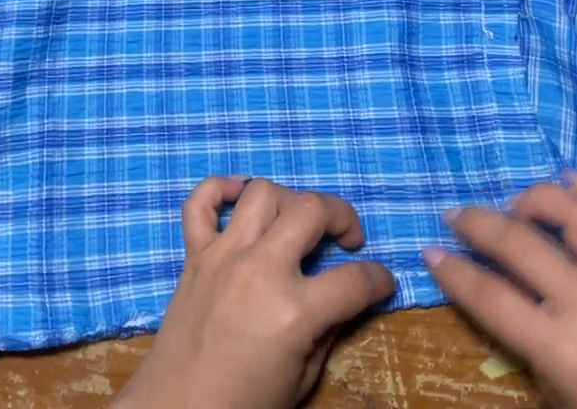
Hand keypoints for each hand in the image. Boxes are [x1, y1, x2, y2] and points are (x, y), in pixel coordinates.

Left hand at [114, 177, 396, 408]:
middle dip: (343, 216)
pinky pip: (200, 203)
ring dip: (289, 200)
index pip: (355, 279)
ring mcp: (223, 255)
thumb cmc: (246, 403)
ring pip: (262, 192)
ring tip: (296, 223)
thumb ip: (328, 329)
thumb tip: (346, 297)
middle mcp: (261, 270)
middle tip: (347, 238)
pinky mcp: (194, 255)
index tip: (382, 281)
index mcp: (294, 312)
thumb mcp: (304, 377)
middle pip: (312, 210)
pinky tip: (239, 194)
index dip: (378, 279)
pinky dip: (219, 188)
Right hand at [425, 175, 576, 408]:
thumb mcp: (558, 398)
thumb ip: (524, 346)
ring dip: (539, 198)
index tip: (429, 251)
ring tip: (519, 206)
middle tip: (457, 215)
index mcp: (563, 348)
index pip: (491, 296)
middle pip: (522, 244)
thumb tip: (495, 296)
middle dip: (479, 223)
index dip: (453, 272)